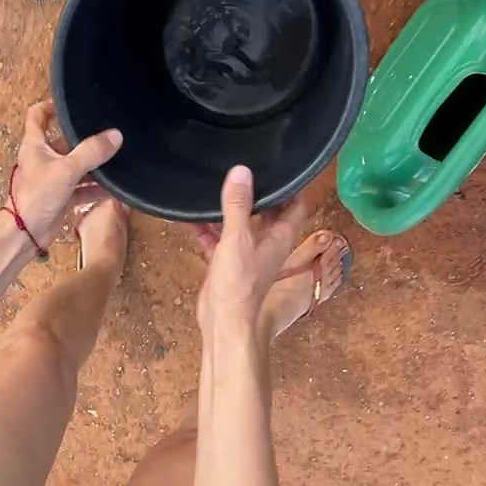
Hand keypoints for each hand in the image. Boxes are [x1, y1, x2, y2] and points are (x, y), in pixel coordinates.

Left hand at [8, 101, 121, 239]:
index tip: (72, 105)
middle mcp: (44, 159)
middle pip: (66, 142)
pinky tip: (115, 188)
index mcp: (35, 145)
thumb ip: (92, 152)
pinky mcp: (61, 198)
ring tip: (119, 161)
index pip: (38, 115)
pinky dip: (96, 188)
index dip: (52, 106)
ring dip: (95, 166)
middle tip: (110, 134)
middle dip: (87, 141)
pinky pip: (82, 189)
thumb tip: (116, 135)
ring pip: (77, 167)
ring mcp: (53, 179)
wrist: (26, 234)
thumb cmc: (37, 195)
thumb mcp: (66, 169)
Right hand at [193, 165, 307, 337]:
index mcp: (280, 236)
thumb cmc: (239, 282)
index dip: (291, 186)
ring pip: (239, 226)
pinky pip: (218, 241)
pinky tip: (191, 217)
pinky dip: (207, 230)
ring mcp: (246, 255)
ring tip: (214, 187)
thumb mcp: (238, 238)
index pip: (294, 204)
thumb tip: (241, 171)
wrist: (223, 320)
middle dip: (255, 193)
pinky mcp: (226, 264)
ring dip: (228, 210)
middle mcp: (266, 244)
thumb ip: (238, 205)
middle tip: (241, 170)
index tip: (280, 165)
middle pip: (265, 212)